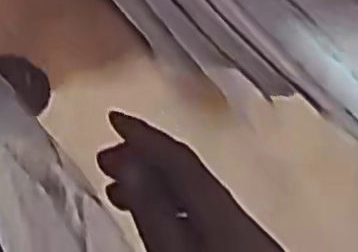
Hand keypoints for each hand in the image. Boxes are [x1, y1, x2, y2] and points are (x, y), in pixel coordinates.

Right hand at [97, 113, 282, 251]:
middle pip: (191, 175)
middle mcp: (244, 222)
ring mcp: (252, 242)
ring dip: (157, 185)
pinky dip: (176, 207)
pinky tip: (158, 218)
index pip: (182, 160)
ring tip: (120, 192)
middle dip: (145, 160)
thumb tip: (127, 160)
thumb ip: (152, 211)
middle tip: (106, 161)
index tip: (112, 117)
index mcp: (227, 217)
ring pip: (198, 197)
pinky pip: (207, 217)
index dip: (145, 134)